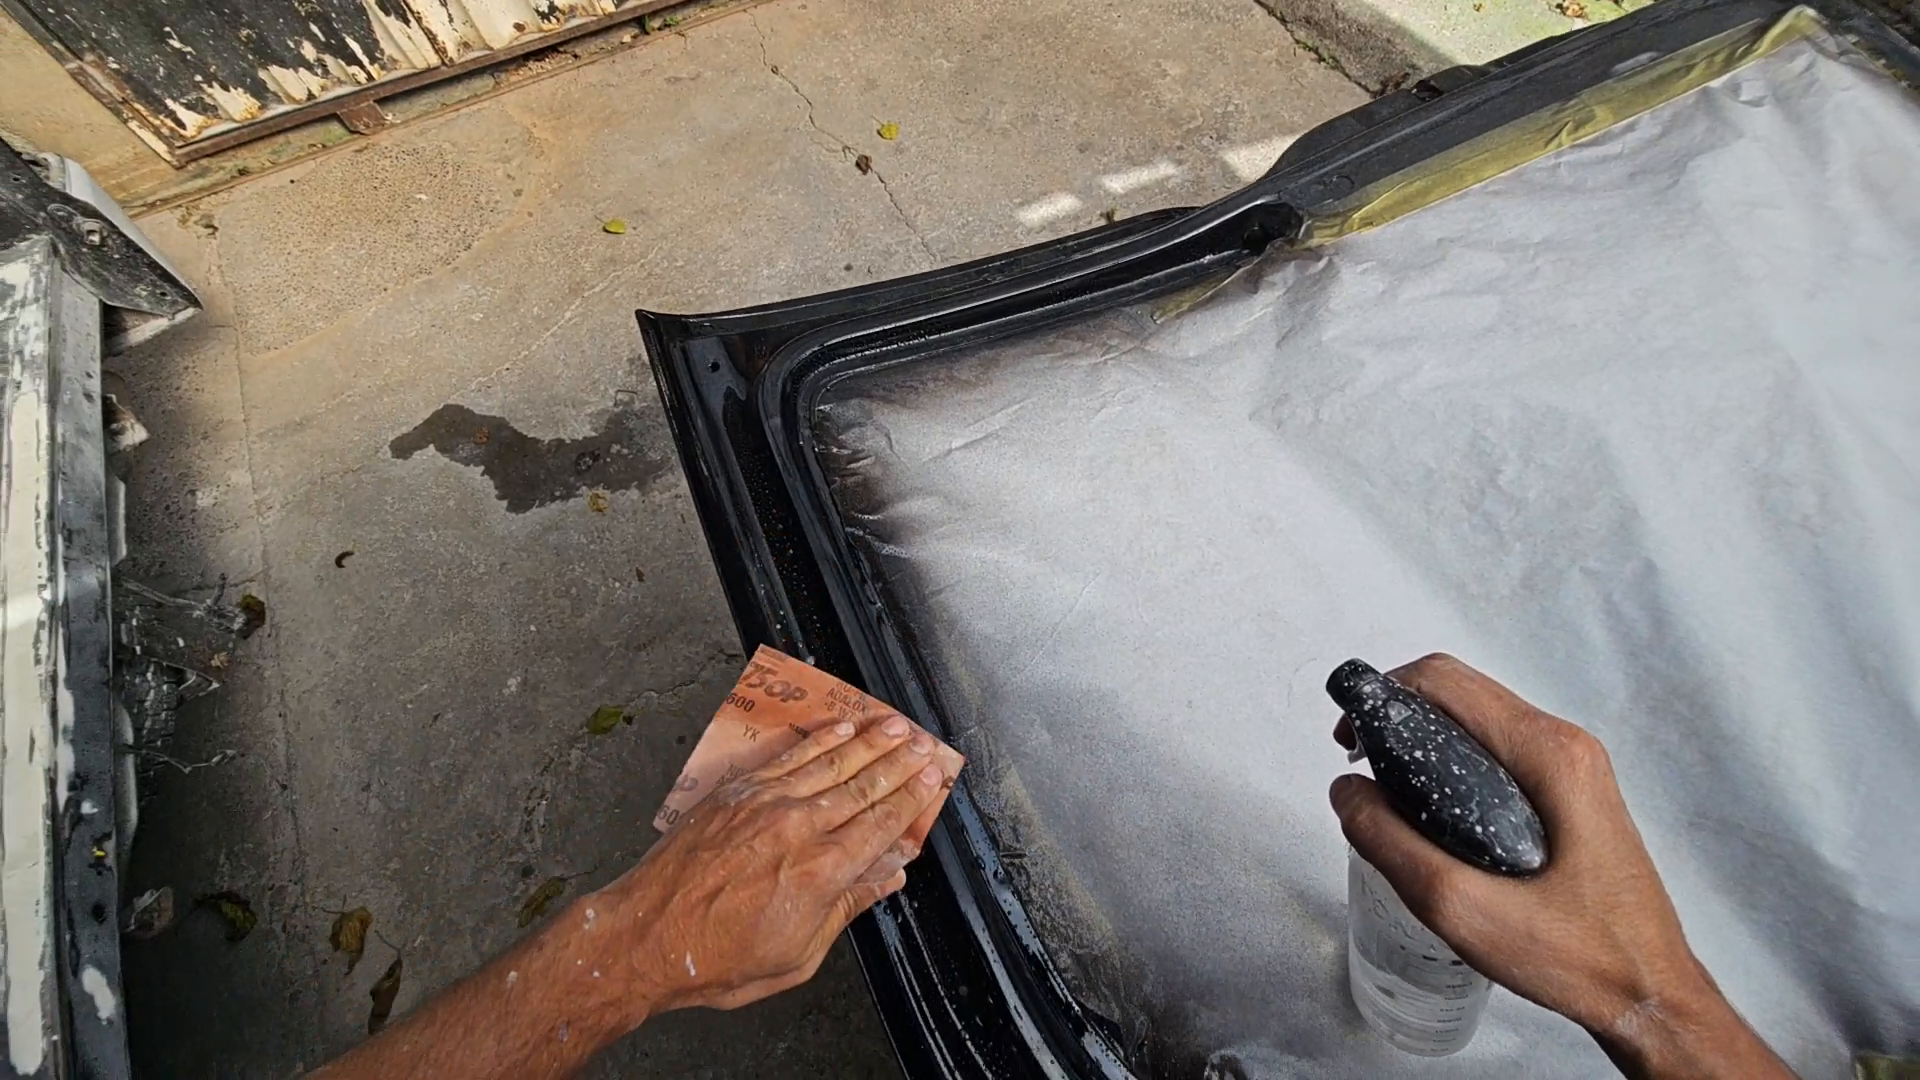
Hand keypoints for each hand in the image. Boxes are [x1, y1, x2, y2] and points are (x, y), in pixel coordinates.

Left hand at [603, 714, 957, 1013]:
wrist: (645, 936)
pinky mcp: (742, 791)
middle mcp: (801, 828)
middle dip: (901, 762)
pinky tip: (843, 727)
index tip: (934, 778)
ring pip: (834, 762)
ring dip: (870, 741)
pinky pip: (793, 756)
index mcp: (821, 872)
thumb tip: (888, 878)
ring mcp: (770, 803)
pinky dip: (822, 739)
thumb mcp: (796, 955)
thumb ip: (847, 908)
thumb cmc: (717, 958)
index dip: (913, 797)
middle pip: (865, 785)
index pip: (882, 823)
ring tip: (896, 725)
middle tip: (926, 745)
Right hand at [1330, 654, 1792, 1079]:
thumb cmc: (1577, 959)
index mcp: (1547, 754)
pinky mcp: (1567, 786)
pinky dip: (1444, 751)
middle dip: (1392, 710)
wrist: (1657, 1004)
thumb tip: (1346, 790)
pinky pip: (1489, 741)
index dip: (1380, 696)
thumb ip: (1387, 840)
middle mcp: (1563, 744)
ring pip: (1470, 712)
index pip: (1442, 681)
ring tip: (1388, 786)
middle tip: (1361, 762)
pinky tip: (1428, 801)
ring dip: (1416, 731)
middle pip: (1454, 687)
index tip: (1351, 743)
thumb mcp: (1457, 906)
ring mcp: (1570, 764)